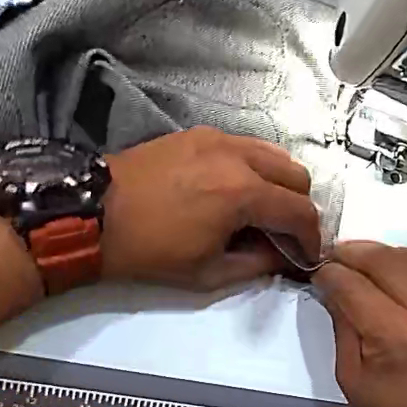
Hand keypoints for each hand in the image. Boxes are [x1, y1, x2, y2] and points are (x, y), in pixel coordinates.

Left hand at [102, 128, 322, 290]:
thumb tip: (282, 254)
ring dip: (280, 182)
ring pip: (273, 153)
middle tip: (285, 233)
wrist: (94, 215)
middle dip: (299, 207)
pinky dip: (254, 165)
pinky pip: (244, 145)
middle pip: (296, 175)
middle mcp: (237, 156)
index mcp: (243, 193)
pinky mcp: (197, 134)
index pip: (300, 211)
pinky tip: (236, 188)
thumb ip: (257, 263)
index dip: (311, 238)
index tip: (307, 256)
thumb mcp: (208, 273)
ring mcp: (217, 139)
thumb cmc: (150, 250)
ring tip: (264, 209)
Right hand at [314, 241, 406, 406]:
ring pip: (406, 255)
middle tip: (330, 258)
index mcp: (393, 336)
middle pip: (380, 259)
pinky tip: (387, 267)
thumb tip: (330, 285)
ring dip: (375, 252)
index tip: (315, 274)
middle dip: (349, 253)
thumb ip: (341, 323)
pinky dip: (404, 259)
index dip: (328, 273)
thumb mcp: (349, 375)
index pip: (351, 283)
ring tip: (355, 260)